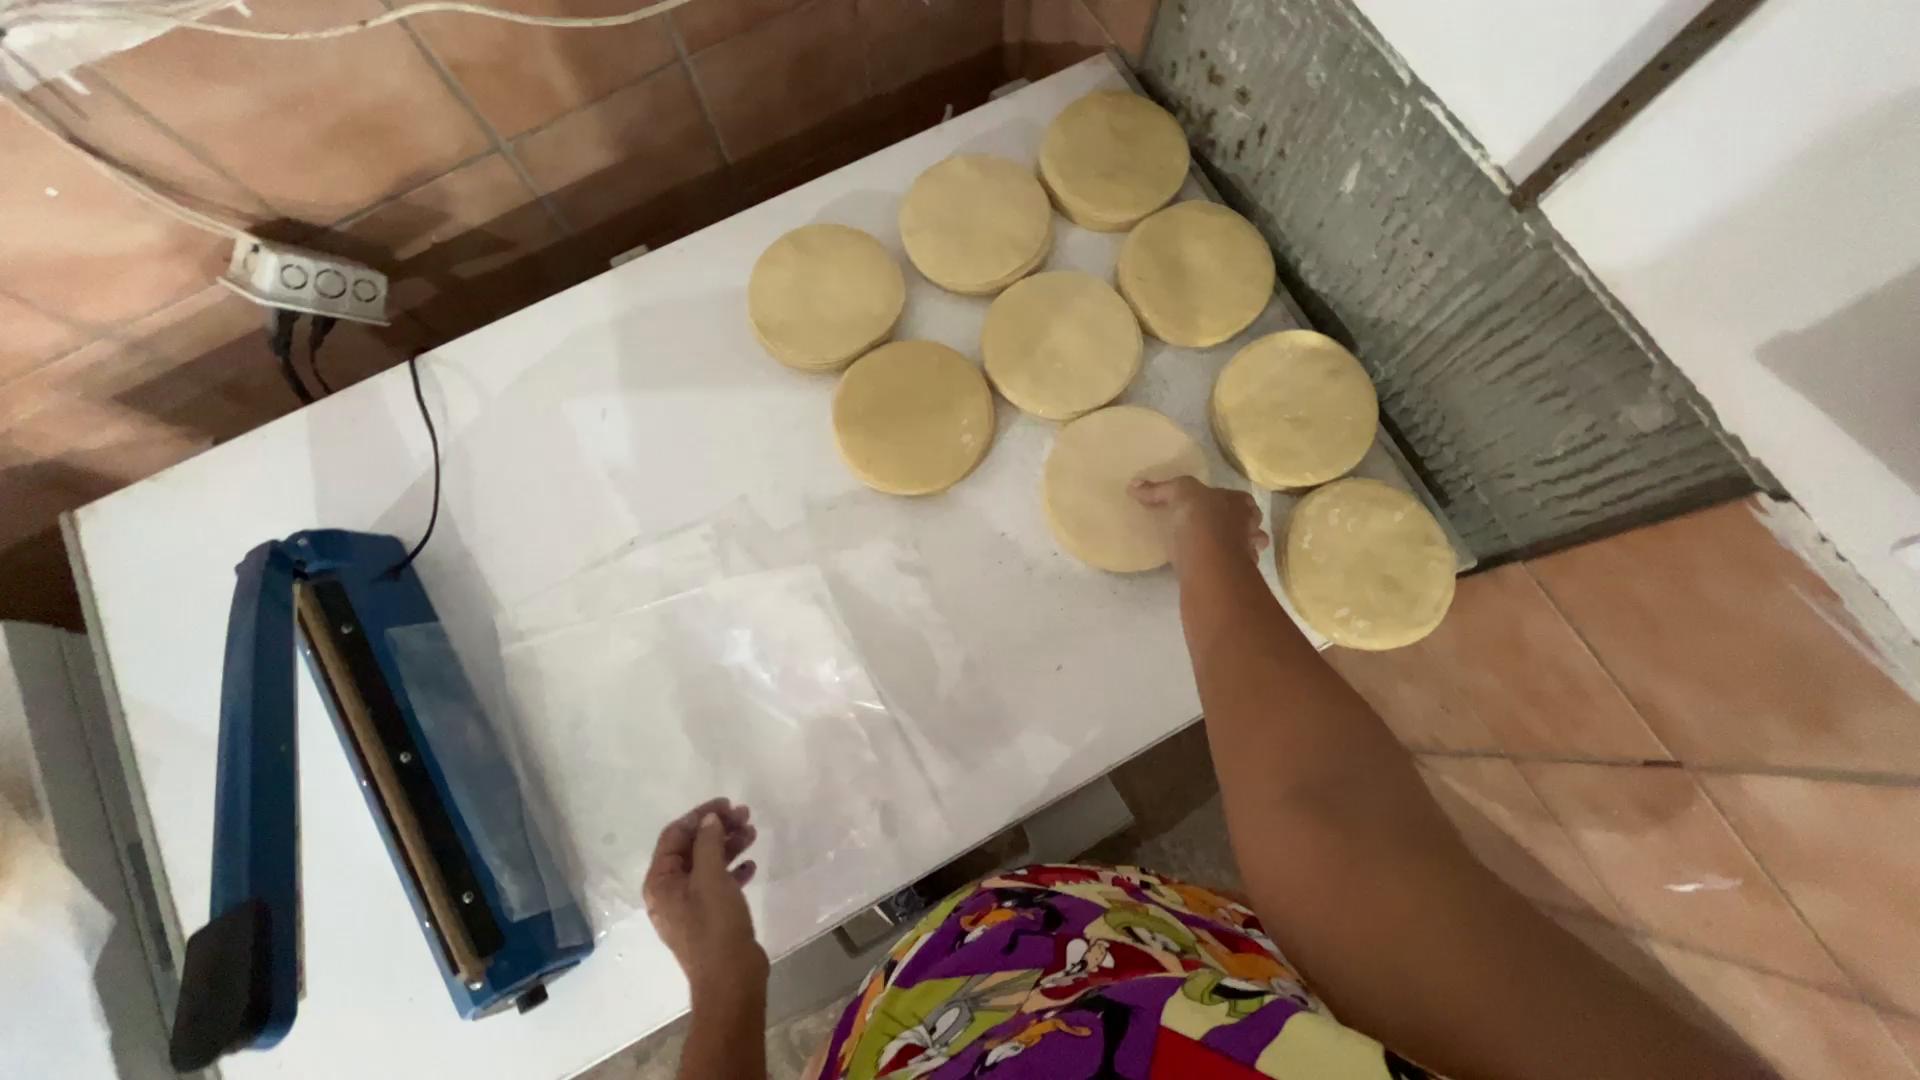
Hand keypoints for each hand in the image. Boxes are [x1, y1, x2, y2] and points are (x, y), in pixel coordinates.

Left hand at [643, 798, 765, 997]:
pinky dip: (734, 869)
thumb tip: (708, 818)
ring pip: (708, 864)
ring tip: (753, 833)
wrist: (730, 978)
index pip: (674, 836)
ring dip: (729, 845)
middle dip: (717, 828)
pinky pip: (719, 883)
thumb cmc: (715, 924)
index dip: (699, 815)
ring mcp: (690, 906)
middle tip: (745, 815)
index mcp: (660, 882)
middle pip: (692, 848)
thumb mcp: (711, 877)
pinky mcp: (710, 917)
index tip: (727, 804)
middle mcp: (670, 892)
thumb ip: (708, 842)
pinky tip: (752, 865)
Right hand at [1130, 476, 1269, 569]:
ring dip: (1236, 550)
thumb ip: (1159, 490)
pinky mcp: (1234, 576)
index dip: (1232, 501)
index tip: (1217, 506)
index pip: (1242, 499)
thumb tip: (1133, 485)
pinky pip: (1231, 571)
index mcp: (1239, 503)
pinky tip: (1208, 569)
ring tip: (1213, 552)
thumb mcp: (1179, 493)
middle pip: (1249, 524)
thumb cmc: (1201, 520)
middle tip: (1217, 530)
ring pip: (1247, 549)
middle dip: (1240, 526)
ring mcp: (1245, 553)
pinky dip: (1222, 570)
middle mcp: (1249, 527)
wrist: (1210, 563)